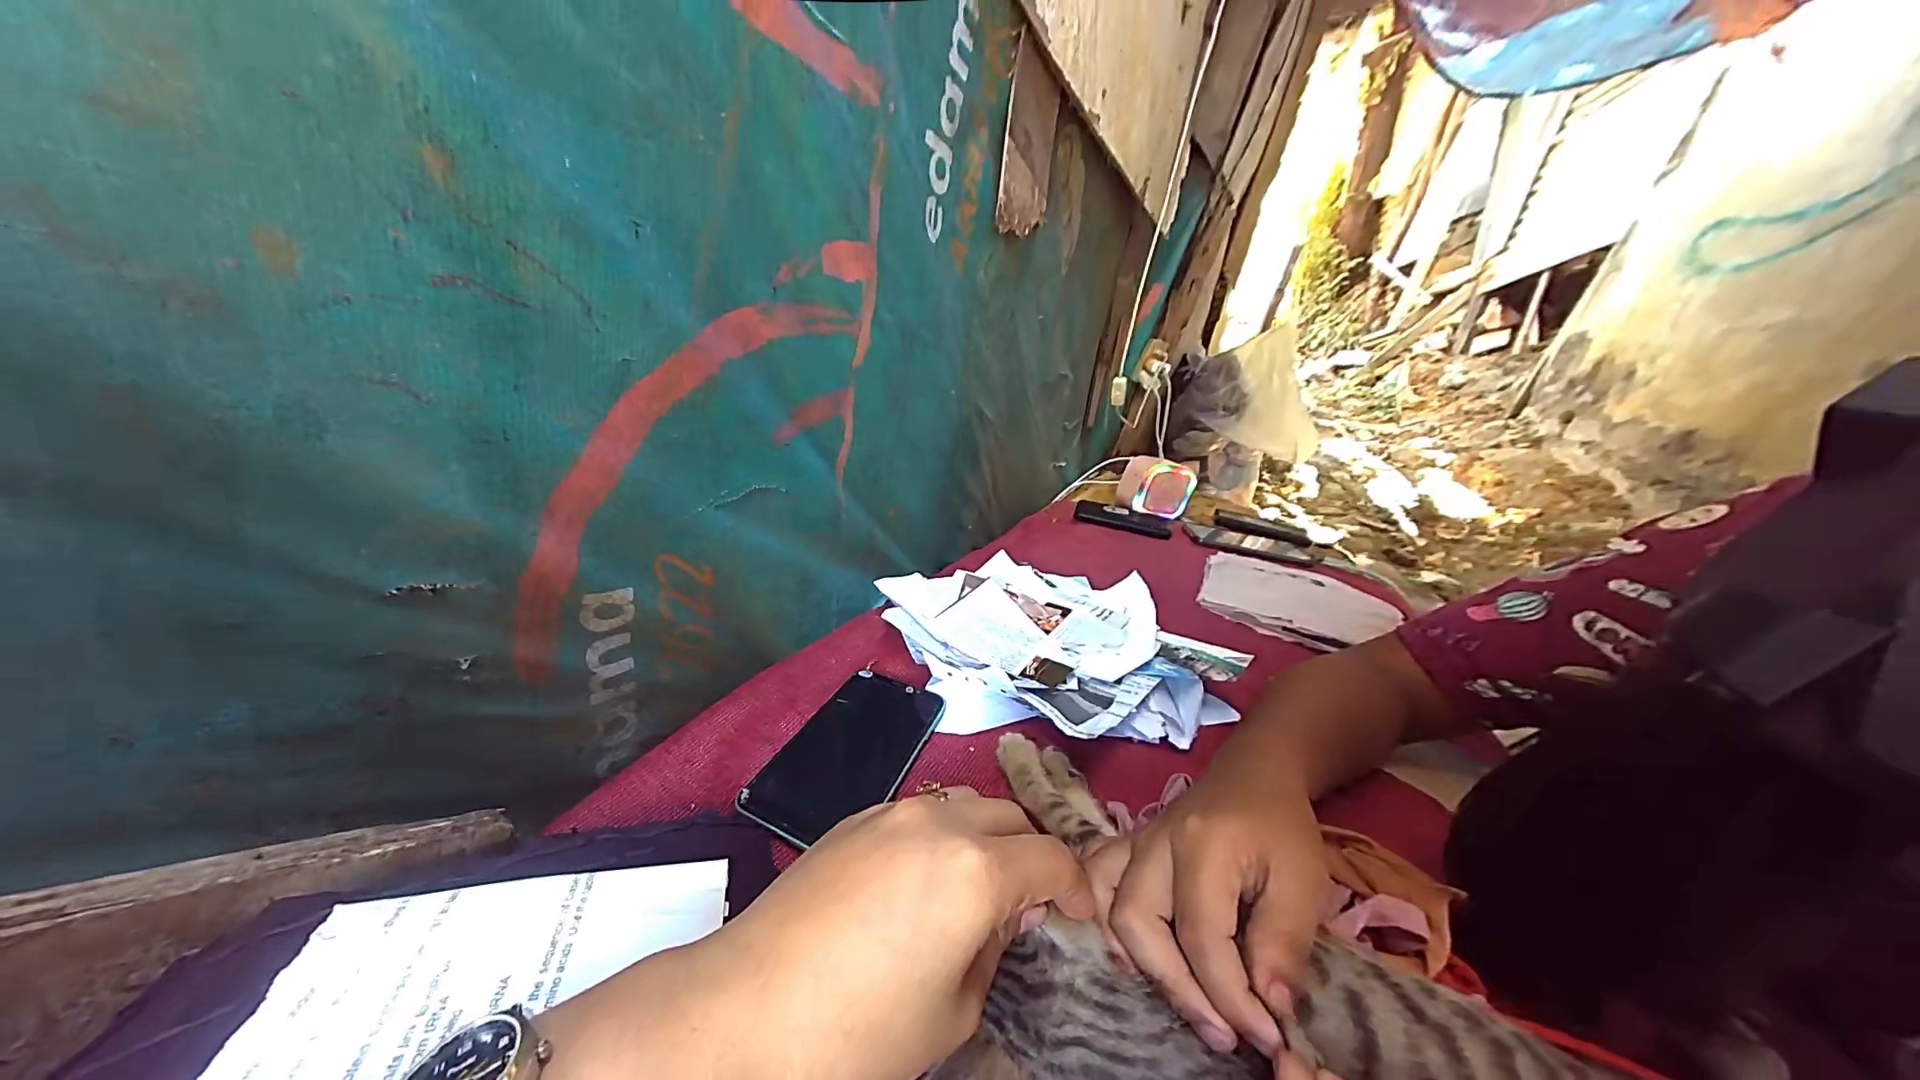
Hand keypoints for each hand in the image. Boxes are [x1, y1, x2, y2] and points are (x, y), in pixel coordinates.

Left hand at [540, 789, 1093, 1079]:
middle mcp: (938, 824)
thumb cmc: (856, 1032)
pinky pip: (919, 812)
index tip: (1075, 918)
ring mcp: (891, 814)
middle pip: (1012, 818)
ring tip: (972, 886)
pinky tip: (918, 881)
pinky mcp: (855, 819)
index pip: (1053, 860)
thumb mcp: (952, 1010)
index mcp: (974, 870)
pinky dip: (940, 835)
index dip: (1076, 889)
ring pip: (964, 804)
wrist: (743, 1012)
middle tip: (1025, 905)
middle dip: (1031, 857)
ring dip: (985, 837)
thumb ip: (991, 950)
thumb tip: (1003, 918)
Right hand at [1087, 767, 1327, 1057]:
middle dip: (1180, 989)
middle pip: (1140, 923)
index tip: (1267, 1038)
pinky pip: (1097, 882)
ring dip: (1140, 961)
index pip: (1202, 937)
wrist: (1253, 774)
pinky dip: (1106, 924)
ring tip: (1182, 999)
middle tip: (1225, 1033)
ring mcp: (1134, 841)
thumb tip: (1269, 1008)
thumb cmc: (1281, 825)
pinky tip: (1137, 955)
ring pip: (1109, 907)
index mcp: (1202, 845)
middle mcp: (1155, 842)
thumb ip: (1284, 942)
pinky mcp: (1127, 846)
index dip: (1231, 998)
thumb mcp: (1303, 881)